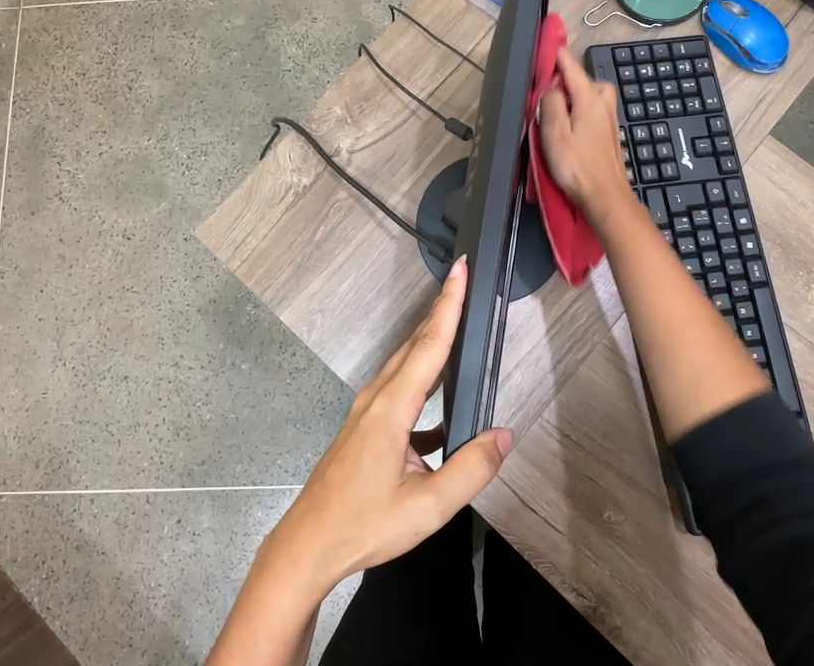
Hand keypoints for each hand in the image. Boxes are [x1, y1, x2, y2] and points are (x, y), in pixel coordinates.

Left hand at [258, 259, 513, 598]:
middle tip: (464, 281)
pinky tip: (444, 407)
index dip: (448, 306)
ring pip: (405, 366)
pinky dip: (425, 384)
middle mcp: (377, 400)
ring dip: (432, 342)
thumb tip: (504, 434)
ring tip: (459, 327)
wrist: (308, 544)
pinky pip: (401, 393)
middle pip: (415, 345)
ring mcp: (367, 413)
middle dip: (441, 310)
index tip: (460, 270)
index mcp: (391, 409)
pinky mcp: (366, 429)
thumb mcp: (428, 506)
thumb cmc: (364, 525)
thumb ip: (471, 469)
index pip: (428, 345)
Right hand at [540, 46, 631, 216]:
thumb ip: (551, 104)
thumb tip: (552, 87)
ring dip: (578, 97)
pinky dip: (582, 111)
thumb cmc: (577, 165)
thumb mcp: (554, 132)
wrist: (605, 195)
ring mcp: (609, 122)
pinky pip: (595, 112)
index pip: (572, 68)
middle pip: (589, 81)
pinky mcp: (609, 136)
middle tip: (553, 91)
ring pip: (594, 97)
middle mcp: (603, 106)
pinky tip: (571, 127)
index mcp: (589, 100)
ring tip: (559, 111)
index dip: (560, 55)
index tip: (552, 43)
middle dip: (572, 80)